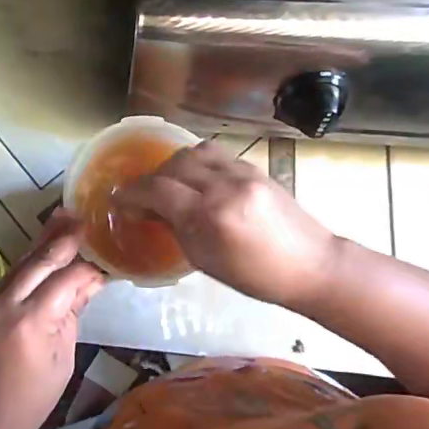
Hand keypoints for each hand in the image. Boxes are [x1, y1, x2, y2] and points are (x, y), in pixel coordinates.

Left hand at [0, 214, 105, 428]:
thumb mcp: (61, 364)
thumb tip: (88, 284)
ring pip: (20, 263)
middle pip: (39, 261)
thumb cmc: (26, 406)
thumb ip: (72, 318)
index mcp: (31, 322)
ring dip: (42, 242)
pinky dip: (27, 262)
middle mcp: (6, 304)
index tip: (107, 261)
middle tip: (83, 217)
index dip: (88, 268)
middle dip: (62, 238)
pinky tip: (41, 252)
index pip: (66, 279)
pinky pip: (9, 277)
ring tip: (62, 220)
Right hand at [114, 141, 341, 308]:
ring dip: (175, 165)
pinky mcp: (255, 167)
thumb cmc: (256, 276)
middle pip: (174, 165)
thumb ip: (176, 228)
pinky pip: (216, 154)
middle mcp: (225, 186)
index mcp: (211, 216)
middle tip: (144, 196)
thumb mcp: (206, 260)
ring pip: (195, 152)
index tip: (119, 200)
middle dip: (152, 178)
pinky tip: (196, 179)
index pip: (158, 190)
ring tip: (171, 184)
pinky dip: (198, 163)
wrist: (310, 264)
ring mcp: (243, 173)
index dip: (132, 193)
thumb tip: (149, 210)